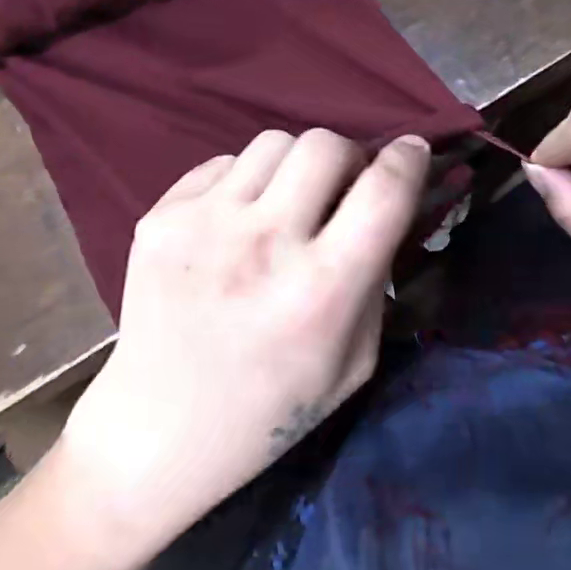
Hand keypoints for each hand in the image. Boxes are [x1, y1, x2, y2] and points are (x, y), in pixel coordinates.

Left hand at [56, 129, 429, 560]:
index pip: (384, 190)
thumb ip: (373, 279)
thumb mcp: (352, 363)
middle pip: (324, 144)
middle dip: (348, 157)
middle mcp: (262, 244)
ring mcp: (203, 223)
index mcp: (320, 291)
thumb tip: (385, 206)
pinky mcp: (160, 217)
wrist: (158, 427)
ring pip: (272, 142)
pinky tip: (233, 224)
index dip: (409, 159)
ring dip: (294, 166)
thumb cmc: (270, 410)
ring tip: (284, 204)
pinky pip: (221, 165)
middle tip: (341, 187)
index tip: (411, 151)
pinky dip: (242, 183)